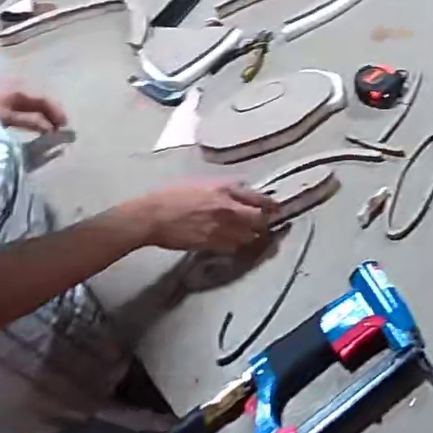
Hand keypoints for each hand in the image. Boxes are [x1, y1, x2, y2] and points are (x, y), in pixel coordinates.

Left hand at [0, 88, 66, 133]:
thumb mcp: (6, 118)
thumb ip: (30, 121)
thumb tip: (51, 129)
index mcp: (19, 89)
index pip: (45, 100)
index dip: (57, 113)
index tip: (64, 129)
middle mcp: (18, 87)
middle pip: (42, 100)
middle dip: (53, 115)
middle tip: (59, 132)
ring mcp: (10, 94)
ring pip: (35, 104)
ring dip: (45, 116)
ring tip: (50, 132)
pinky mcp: (4, 101)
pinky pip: (27, 107)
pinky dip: (35, 116)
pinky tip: (37, 126)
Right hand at [118, 182, 278, 252]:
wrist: (153, 215)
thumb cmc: (171, 197)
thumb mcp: (201, 185)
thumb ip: (221, 190)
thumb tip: (238, 194)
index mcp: (223, 190)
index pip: (257, 198)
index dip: (271, 205)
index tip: (278, 209)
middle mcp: (226, 208)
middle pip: (258, 220)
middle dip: (264, 224)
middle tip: (266, 227)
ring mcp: (220, 227)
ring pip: (248, 236)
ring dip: (252, 237)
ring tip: (253, 238)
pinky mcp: (211, 243)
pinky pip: (233, 247)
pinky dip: (237, 246)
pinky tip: (234, 244)